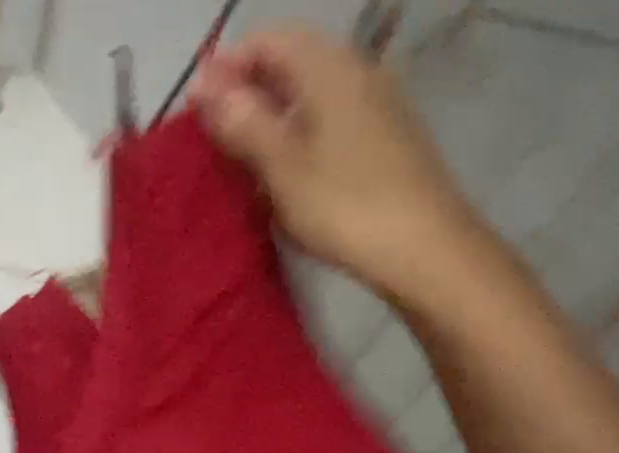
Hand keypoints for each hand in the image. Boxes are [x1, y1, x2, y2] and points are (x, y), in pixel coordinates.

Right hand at [191, 25, 488, 297]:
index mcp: (330, 70)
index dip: (226, 65)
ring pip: (309, 88)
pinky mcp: (382, 134)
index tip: (195, 107)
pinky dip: (295, 128)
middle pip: (290, 59)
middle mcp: (357, 72)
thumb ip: (242, 120)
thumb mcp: (282, 166)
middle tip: (209, 133)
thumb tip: (204, 82)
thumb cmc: (345, 206)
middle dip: (245, 88)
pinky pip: (328, 113)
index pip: (269, 40)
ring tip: (237, 152)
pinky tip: (279, 166)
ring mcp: (375, 102)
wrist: (424, 247)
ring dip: (269, 110)